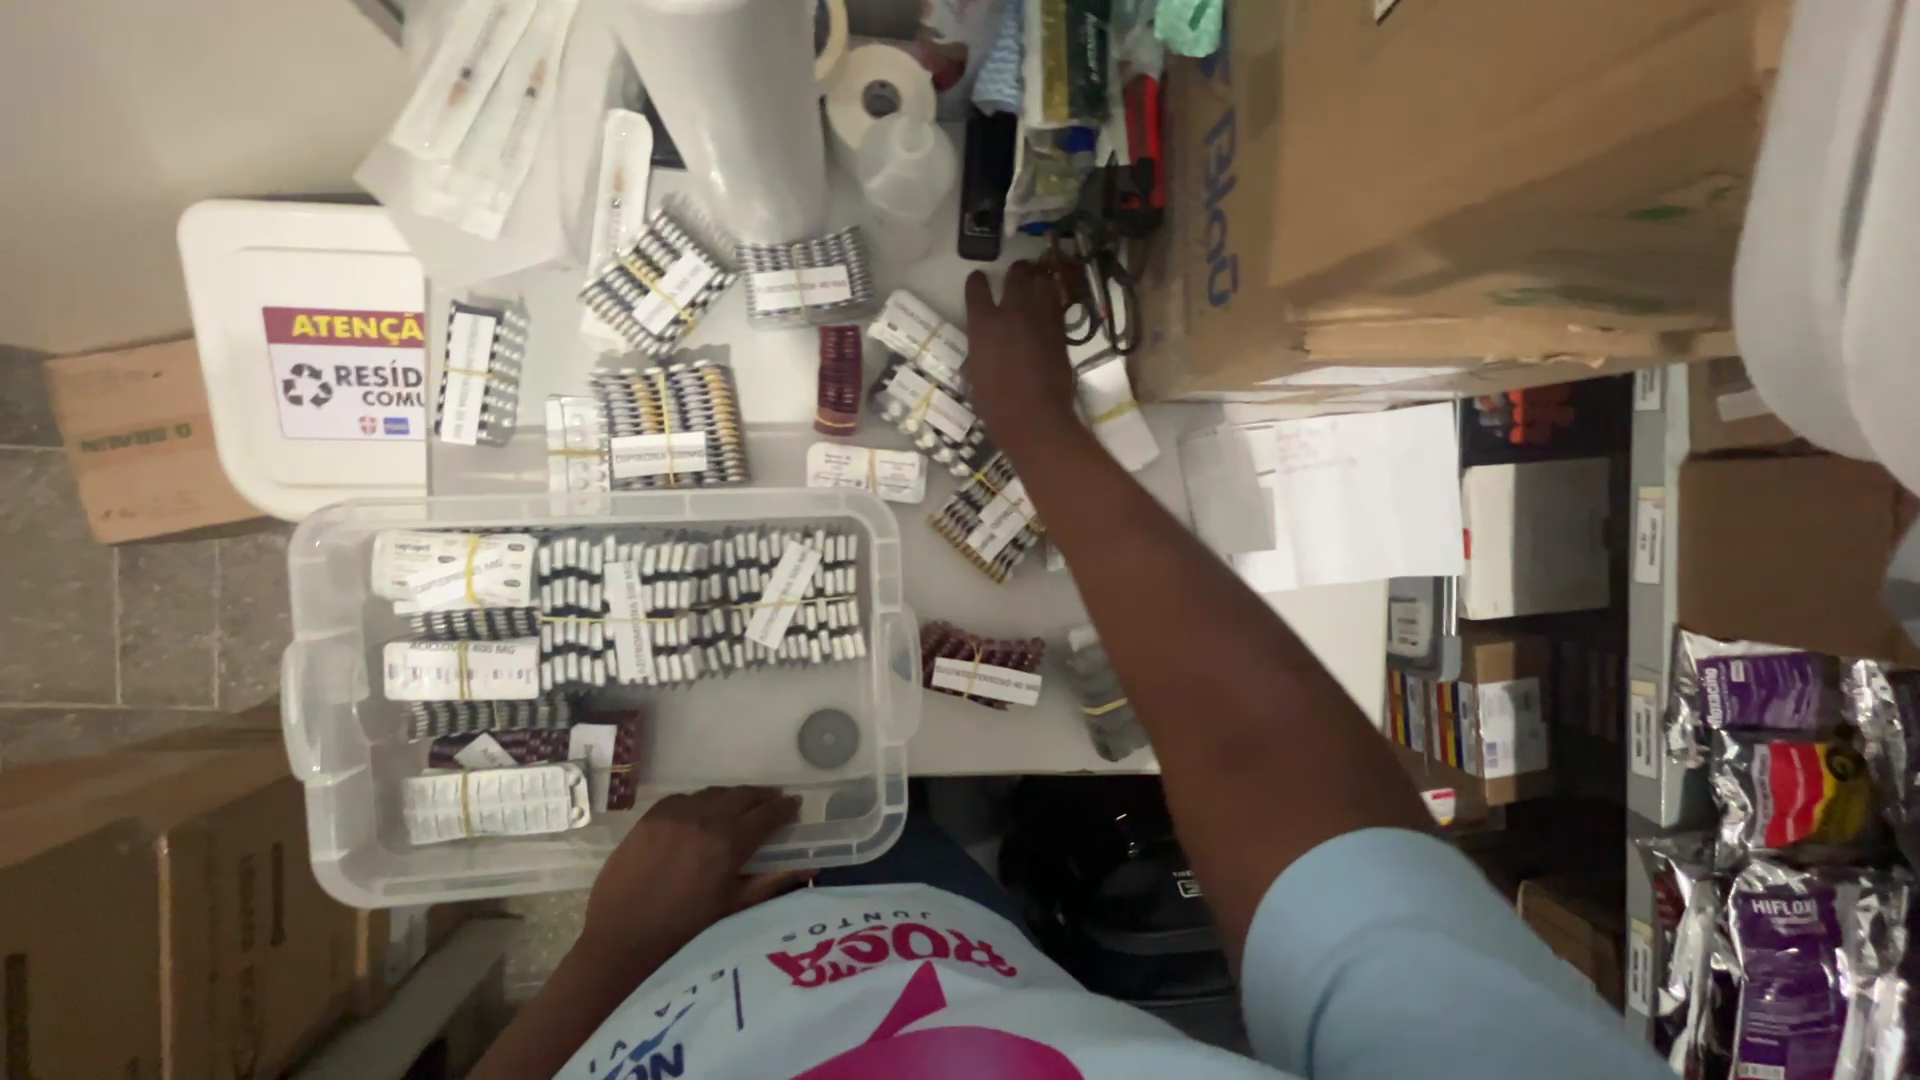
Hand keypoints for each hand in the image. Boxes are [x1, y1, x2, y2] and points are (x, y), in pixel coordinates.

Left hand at [583, 786, 805, 961]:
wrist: (621, 942)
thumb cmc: (684, 933)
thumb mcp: (734, 908)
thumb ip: (771, 882)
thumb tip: (805, 866)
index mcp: (728, 844)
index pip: (767, 815)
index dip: (785, 808)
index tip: (795, 805)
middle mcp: (704, 820)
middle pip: (742, 796)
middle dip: (762, 797)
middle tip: (773, 801)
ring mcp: (674, 815)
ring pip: (714, 793)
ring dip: (732, 797)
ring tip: (740, 806)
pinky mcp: (650, 817)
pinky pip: (684, 798)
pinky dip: (700, 801)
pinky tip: (702, 812)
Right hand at [965, 263, 1079, 448]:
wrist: (1034, 418)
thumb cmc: (995, 404)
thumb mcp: (976, 373)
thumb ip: (981, 349)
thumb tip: (986, 343)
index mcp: (983, 324)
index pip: (977, 289)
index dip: (977, 282)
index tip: (978, 280)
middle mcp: (1012, 312)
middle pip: (1016, 276)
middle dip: (1016, 270)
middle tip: (1017, 271)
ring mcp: (1040, 319)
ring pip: (1042, 283)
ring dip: (1038, 279)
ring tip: (1038, 279)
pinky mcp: (1060, 331)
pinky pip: (1057, 305)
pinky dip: (1053, 300)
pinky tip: (1050, 302)